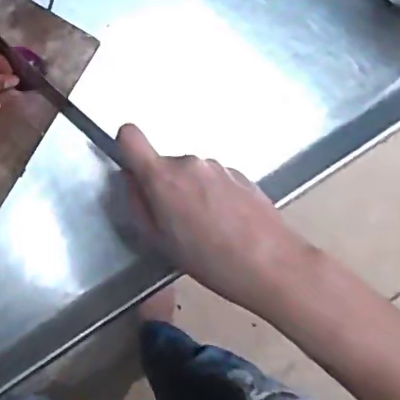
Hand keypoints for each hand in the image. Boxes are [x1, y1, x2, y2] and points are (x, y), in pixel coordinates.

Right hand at [116, 125, 317, 314]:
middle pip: (165, 165)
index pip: (130, 136)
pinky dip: (215, 196)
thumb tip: (133, 182)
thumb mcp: (160, 243)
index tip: (134, 169)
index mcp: (163, 177)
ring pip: (192, 174)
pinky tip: (230, 226)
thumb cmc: (211, 260)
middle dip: (167, 188)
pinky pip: (215, 180)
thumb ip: (138, 206)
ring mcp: (217, 165)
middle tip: (179, 225)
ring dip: (193, 193)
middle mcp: (189, 161)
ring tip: (209, 231)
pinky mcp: (240, 173)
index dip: (126, 148)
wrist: (273, 263)